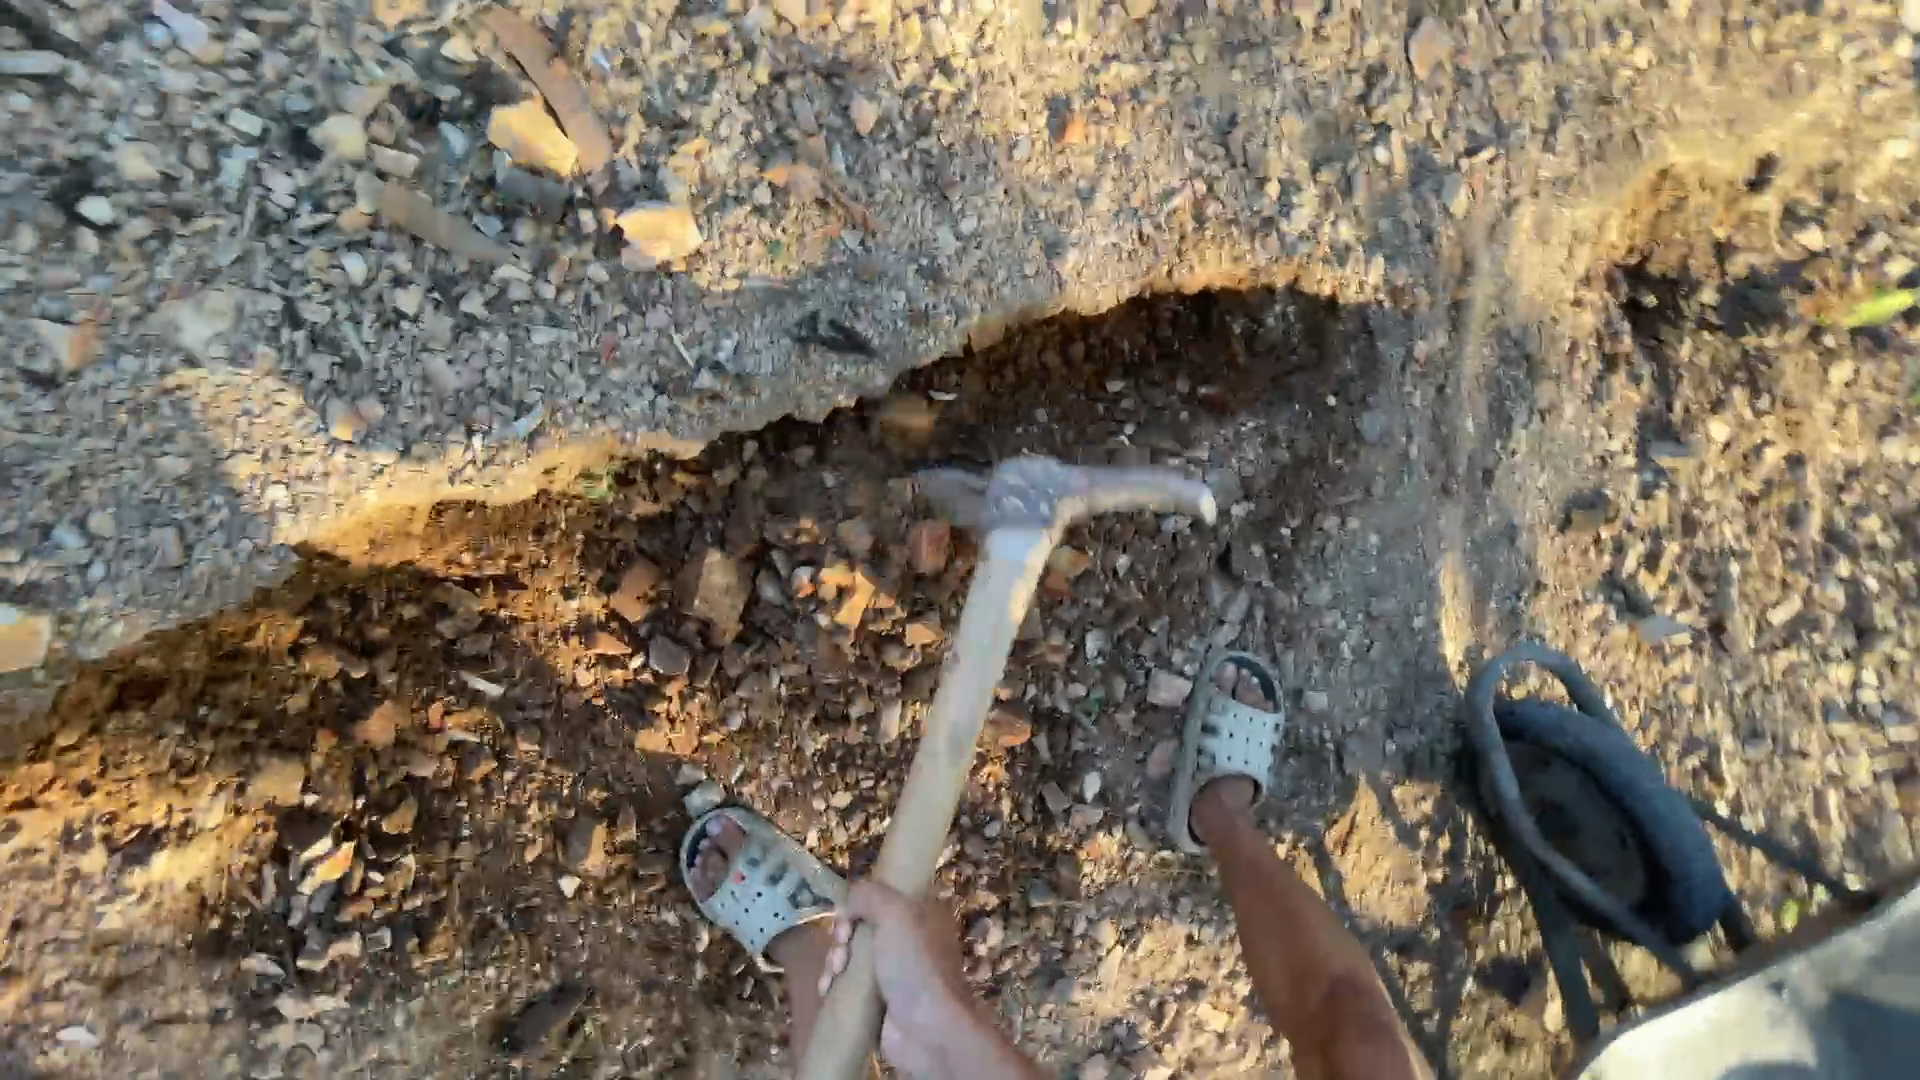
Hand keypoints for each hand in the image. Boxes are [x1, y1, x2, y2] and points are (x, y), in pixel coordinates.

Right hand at [819, 881, 977, 1078]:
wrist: (928, 1029)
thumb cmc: (915, 963)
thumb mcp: (896, 912)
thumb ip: (870, 894)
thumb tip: (850, 899)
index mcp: (920, 912)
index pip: (883, 894)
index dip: (860, 901)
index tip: (847, 915)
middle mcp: (909, 938)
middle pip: (863, 924)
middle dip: (843, 934)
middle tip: (841, 948)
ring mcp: (894, 970)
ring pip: (853, 953)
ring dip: (835, 959)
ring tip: (834, 973)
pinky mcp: (879, 999)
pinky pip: (850, 983)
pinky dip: (835, 983)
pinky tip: (827, 989)